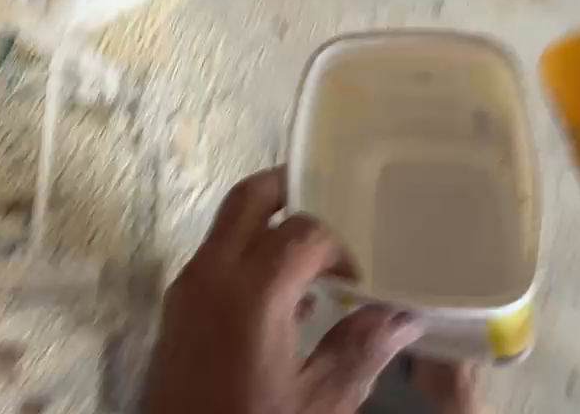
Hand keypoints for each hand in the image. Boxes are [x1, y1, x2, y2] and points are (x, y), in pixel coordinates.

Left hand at [142, 168, 422, 413]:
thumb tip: (402, 315)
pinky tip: (280, 295)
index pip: (301, 232)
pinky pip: (214, 254)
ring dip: (265, 223)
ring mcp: (188, 283)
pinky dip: (246, 252)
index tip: (358, 278)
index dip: (336, 246)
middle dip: (285, 188)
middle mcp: (212, 271)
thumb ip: (359, 351)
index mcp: (251, 292)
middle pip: (247, 198)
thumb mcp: (319, 405)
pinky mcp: (177, 302)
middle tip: (322, 196)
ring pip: (227, 223)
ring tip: (309, 253)